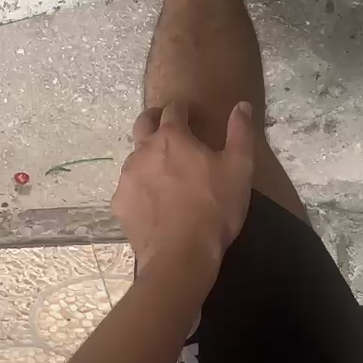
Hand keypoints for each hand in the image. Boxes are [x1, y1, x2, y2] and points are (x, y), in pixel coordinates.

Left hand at [113, 101, 256, 280]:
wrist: (181, 258)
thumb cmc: (214, 208)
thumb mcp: (239, 168)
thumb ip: (240, 132)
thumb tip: (241, 105)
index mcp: (172, 137)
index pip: (173, 109)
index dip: (182, 108)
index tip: (190, 113)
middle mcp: (144, 150)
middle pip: (144, 123)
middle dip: (155, 119)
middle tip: (168, 127)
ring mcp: (128, 177)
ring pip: (135, 155)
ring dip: (148, 155)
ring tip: (164, 170)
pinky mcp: (120, 204)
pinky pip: (129, 186)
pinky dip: (140, 186)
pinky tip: (153, 201)